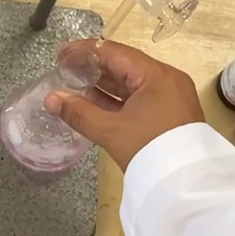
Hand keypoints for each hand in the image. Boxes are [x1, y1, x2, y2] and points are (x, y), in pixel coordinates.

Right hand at [45, 40, 204, 170]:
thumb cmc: (149, 150)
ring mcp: (170, 97)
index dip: (85, 51)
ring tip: (75, 86)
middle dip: (93, 68)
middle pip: (124, 65)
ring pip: (132, 83)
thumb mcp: (111, 131)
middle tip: (65, 70)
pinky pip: (139, 98)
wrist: (184, 184)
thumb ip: (79, 113)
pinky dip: (118, 100)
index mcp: (156, 75)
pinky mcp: (169, 114)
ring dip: (104, 85)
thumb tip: (50, 99)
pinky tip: (96, 103)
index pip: (114, 52)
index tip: (61, 54)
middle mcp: (166, 79)